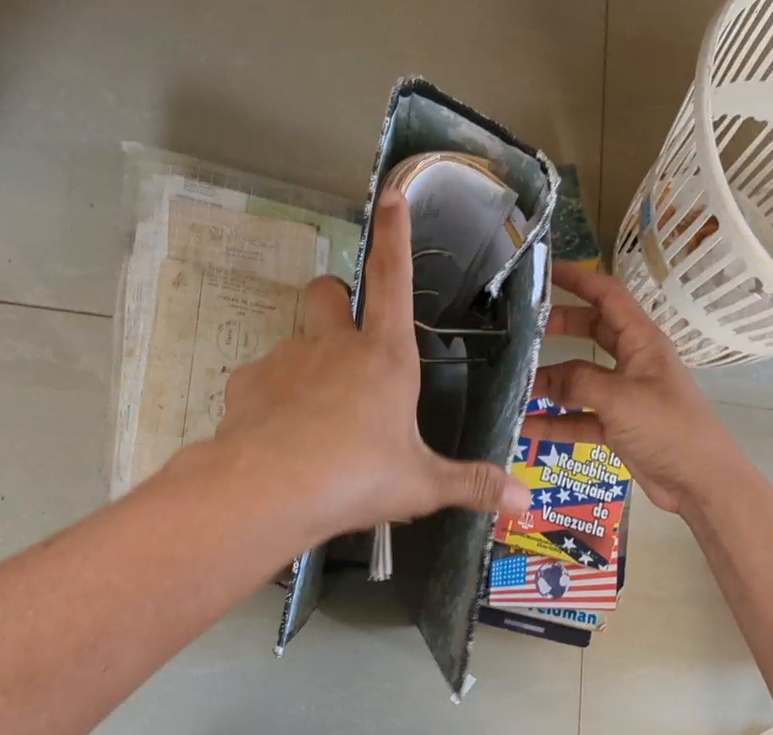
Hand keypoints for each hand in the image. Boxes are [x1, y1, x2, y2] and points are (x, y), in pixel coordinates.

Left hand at [176, 187, 528, 544]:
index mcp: (386, 358)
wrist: (267, 492)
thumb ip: (473, 485)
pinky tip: (283, 438)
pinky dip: (276, 401)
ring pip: (296, 343)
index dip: (395, 235)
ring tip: (319, 421)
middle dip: (337, 296)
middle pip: (328, 292)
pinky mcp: (247, 384)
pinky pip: (265, 382)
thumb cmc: (358, 477)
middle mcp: (333, 346)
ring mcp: (285, 360)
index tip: (392, 194)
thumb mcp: (423, 485)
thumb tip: (525, 502)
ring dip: (310, 365)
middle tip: (348, 334)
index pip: (393, 279)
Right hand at [528, 262, 744, 514]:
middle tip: (522, 329)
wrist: (701, 482)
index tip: (544, 271)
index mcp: (643, 341)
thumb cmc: (670, 429)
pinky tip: (527, 427)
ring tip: (515, 384)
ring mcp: (625, 397)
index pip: (608, 296)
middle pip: (592, 333)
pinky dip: (557, 422)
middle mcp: (634, 363)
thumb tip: (542, 382)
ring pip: (581, 380)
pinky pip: (581, 419)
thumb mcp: (621, 399)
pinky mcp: (619, 428)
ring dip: (552, 383)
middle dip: (560, 329)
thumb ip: (578, 384)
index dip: (578, 279)